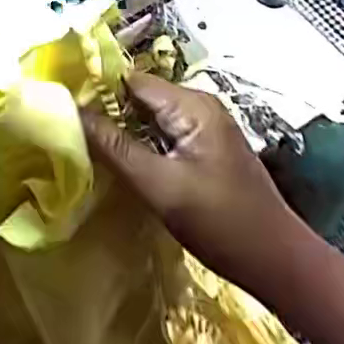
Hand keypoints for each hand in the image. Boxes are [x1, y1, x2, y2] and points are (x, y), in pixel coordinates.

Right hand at [81, 72, 305, 293]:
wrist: (279, 262)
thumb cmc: (221, 223)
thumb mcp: (160, 187)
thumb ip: (115, 148)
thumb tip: (73, 113)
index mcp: (191, 104)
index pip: (131, 81)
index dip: (97, 91)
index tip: (64, 108)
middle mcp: (198, 103)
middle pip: (140, 95)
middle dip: (108, 110)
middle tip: (72, 130)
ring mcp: (205, 123)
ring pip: (150, 114)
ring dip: (123, 128)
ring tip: (90, 145)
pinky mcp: (206, 144)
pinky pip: (164, 130)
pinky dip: (142, 141)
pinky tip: (123, 160)